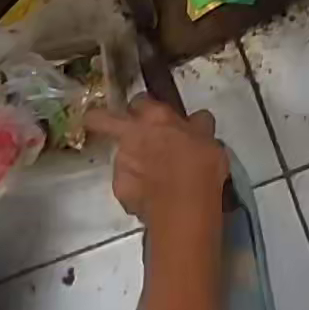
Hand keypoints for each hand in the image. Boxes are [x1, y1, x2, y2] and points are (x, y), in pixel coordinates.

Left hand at [86, 94, 227, 230]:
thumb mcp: (209, 139)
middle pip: (101, 119)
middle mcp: (131, 133)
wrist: (186, 209)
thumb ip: (198, 125)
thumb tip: (198, 120)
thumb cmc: (201, 167)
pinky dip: (136, 191)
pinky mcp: (119, 189)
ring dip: (132, 163)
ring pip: (120, 156)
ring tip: (152, 181)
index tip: (151, 118)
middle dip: (99, 120)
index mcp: (153, 115)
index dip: (144, 109)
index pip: (140, 100)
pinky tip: (152, 201)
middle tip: (116, 132)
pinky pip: (126, 185)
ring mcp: (121, 161)